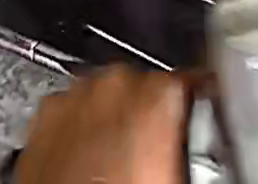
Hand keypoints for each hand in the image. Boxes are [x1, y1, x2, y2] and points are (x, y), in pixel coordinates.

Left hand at [14, 65, 189, 183]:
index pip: (193, 82)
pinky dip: (86, 125)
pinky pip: (77, 108)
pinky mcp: (48, 110)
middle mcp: (115, 82)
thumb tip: (203, 153)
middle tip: (161, 153)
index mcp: (156, 97)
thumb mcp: (176, 176)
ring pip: (110, 94)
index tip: (208, 121)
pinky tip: (92, 158)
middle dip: (154, 114)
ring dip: (118, 117)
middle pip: (148, 86)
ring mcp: (77, 92)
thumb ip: (196, 152)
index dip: (202, 103)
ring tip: (125, 161)